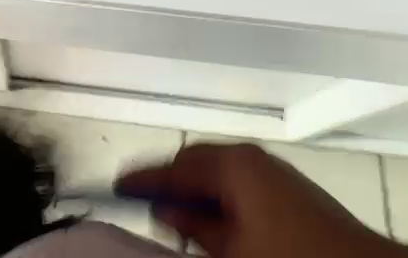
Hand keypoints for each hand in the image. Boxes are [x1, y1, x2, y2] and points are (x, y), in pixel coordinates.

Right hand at [117, 143, 407, 257]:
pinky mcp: (291, 194)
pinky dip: (221, 205)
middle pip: (198, 164)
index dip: (144, 178)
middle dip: (171, 184)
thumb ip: (192, 227)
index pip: (176, 166)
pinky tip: (215, 231)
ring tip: (174, 222)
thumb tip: (164, 211)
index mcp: (234, 165)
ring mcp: (275, 174)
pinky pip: (241, 189)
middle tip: (143, 205)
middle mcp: (253, 159)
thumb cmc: (288, 257)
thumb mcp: (230, 250)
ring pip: (221, 178)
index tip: (117, 185)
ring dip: (196, 197)